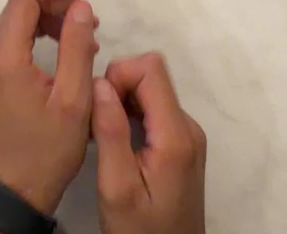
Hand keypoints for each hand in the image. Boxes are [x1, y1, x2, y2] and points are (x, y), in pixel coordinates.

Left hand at [0, 0, 100, 214]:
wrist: (16, 188)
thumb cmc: (47, 148)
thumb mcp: (73, 100)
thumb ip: (76, 47)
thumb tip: (81, 5)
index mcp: (5, 54)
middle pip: (21, 3)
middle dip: (58, 0)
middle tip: (91, 17)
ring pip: (20, 16)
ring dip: (52, 16)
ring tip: (86, 34)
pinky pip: (18, 34)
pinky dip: (43, 31)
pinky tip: (69, 47)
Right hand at [92, 53, 207, 233]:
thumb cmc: (140, 233)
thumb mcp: (117, 187)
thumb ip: (110, 131)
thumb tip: (100, 82)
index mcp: (176, 135)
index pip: (151, 68)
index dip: (119, 74)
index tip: (99, 104)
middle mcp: (188, 127)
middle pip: (151, 75)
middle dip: (118, 86)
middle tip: (97, 122)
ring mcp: (187, 135)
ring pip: (151, 89)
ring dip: (122, 100)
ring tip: (102, 134)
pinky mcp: (181, 144)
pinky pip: (154, 108)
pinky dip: (131, 113)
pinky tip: (116, 141)